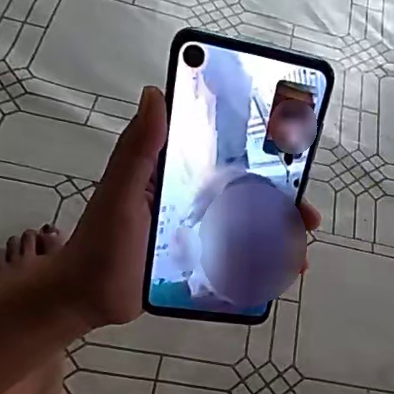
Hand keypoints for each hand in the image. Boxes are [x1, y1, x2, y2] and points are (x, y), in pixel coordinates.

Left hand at [53, 86, 320, 328]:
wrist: (87, 299)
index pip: (221, 149)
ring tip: (298, 250)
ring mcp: (196, 229)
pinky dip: (260, 261)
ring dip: (277, 232)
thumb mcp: (119, 194)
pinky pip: (236, 255)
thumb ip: (137, 150)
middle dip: (281, 198)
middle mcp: (189, 195)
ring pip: (246, 224)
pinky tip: (278, 273)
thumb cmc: (100, 244)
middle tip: (306, 213)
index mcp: (172, 171)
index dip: (258, 146)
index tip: (291, 149)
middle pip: (244, 190)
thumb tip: (155, 94)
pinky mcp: (198, 259)